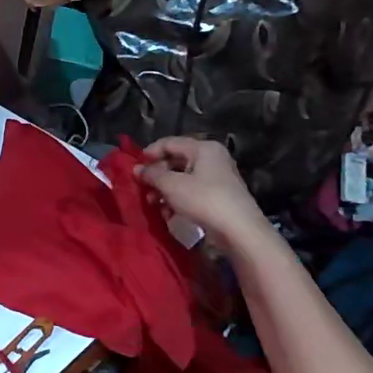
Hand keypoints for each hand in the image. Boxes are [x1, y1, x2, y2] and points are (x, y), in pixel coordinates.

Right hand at [137, 137, 270, 247]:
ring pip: (183, 178)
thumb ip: (152, 175)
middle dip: (157, 175)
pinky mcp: (218, 196)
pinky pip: (191, 192)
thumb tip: (137, 169)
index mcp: (203, 148)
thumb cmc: (204, 199)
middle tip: (142, 189)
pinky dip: (178, 200)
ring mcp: (217, 178)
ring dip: (165, 190)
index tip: (133, 168)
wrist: (239, 230)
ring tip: (153, 204)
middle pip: (176, 161)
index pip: (170, 143)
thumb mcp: (172, 185)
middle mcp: (212, 158)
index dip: (149, 153)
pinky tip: (168, 214)